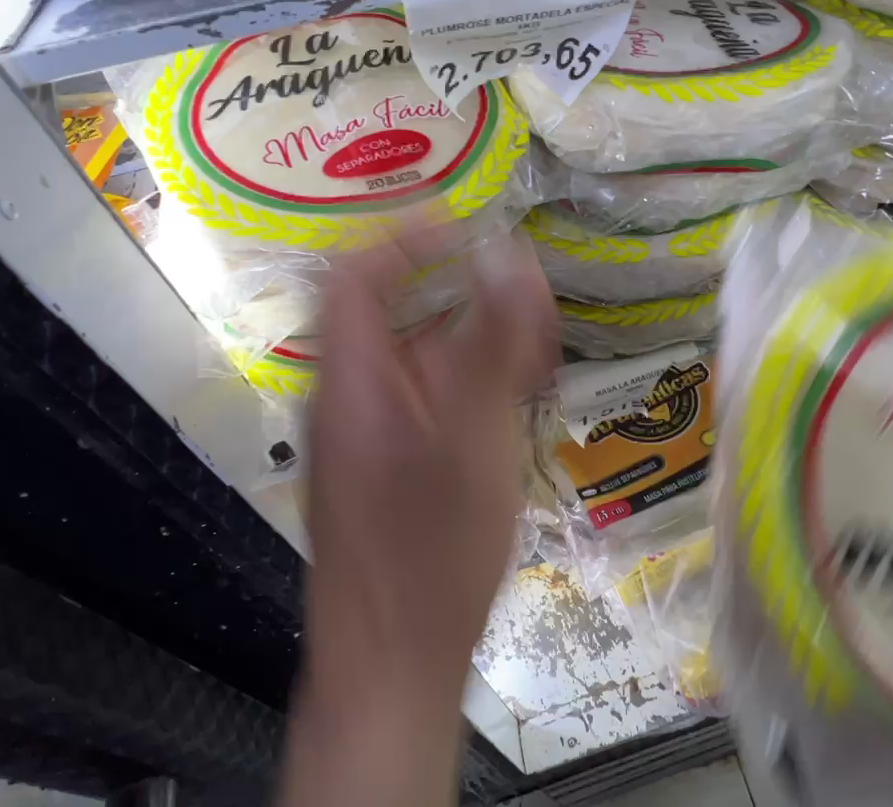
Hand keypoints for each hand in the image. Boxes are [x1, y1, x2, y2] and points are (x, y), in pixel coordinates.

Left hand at [279, 228, 557, 806]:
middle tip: (533, 307)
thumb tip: (512, 256)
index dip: (406, 235)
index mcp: (352, 379)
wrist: (390, 666)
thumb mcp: (474, 437)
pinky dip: (471, 389)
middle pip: (399, 317)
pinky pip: (426, 405)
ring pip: (420, 363)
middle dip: (468, 296)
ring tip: (541, 360)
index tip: (470, 224)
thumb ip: (494, 343)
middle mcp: (351, 398)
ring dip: (478, 345)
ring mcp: (368, 438)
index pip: (357, 274)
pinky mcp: (388, 470)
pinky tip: (516, 410)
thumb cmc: (430, 550)